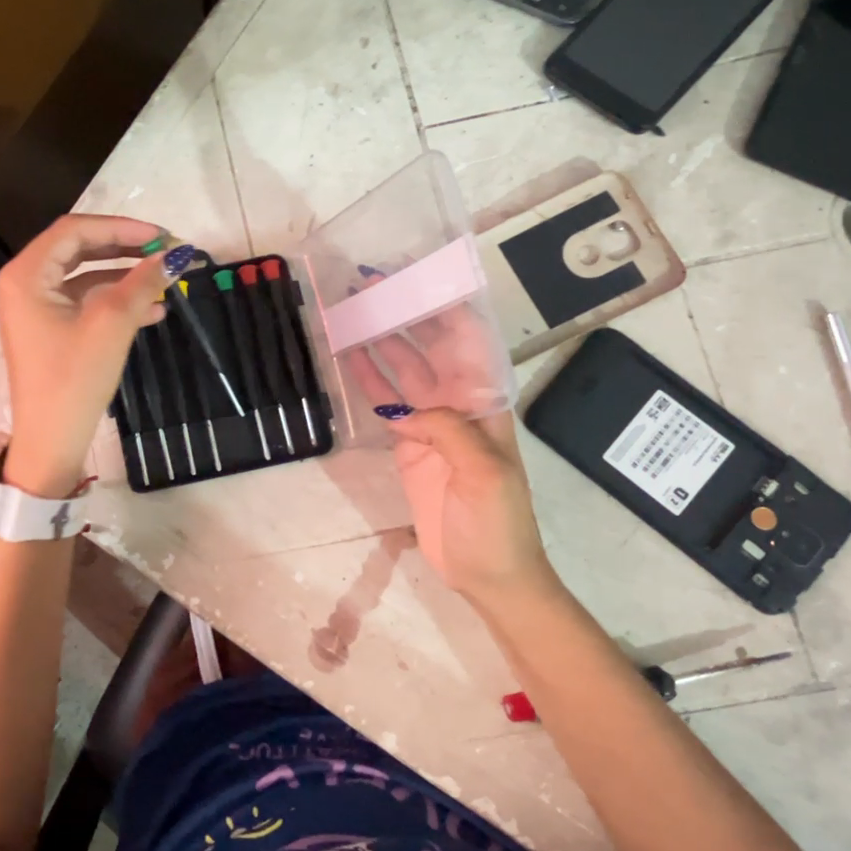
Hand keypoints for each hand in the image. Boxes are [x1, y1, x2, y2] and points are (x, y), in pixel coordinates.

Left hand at [0, 215, 168, 497]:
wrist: (50, 442)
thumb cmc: (74, 379)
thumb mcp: (112, 324)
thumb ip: (142, 282)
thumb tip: (176, 255)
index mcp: (26, 274)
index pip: (76, 230)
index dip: (122, 228)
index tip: (162, 237)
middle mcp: (23, 283)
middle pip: (79, 249)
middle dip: (125, 249)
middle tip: (165, 252)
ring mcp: (34, 308)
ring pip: (84, 276)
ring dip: (124, 276)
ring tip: (165, 282)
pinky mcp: (48, 330)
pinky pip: (83, 302)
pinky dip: (115, 301)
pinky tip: (152, 311)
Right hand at [350, 308, 557, 601]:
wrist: (487, 573)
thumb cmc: (499, 523)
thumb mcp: (485, 475)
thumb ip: (451, 433)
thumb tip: (408, 410)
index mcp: (486, 402)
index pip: (467, 342)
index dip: (444, 307)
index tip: (415, 278)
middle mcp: (459, 402)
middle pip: (430, 346)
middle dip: (405, 313)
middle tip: (370, 285)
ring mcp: (430, 422)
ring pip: (403, 369)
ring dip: (381, 339)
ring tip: (353, 310)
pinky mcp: (407, 444)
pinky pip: (386, 402)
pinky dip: (369, 378)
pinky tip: (350, 355)